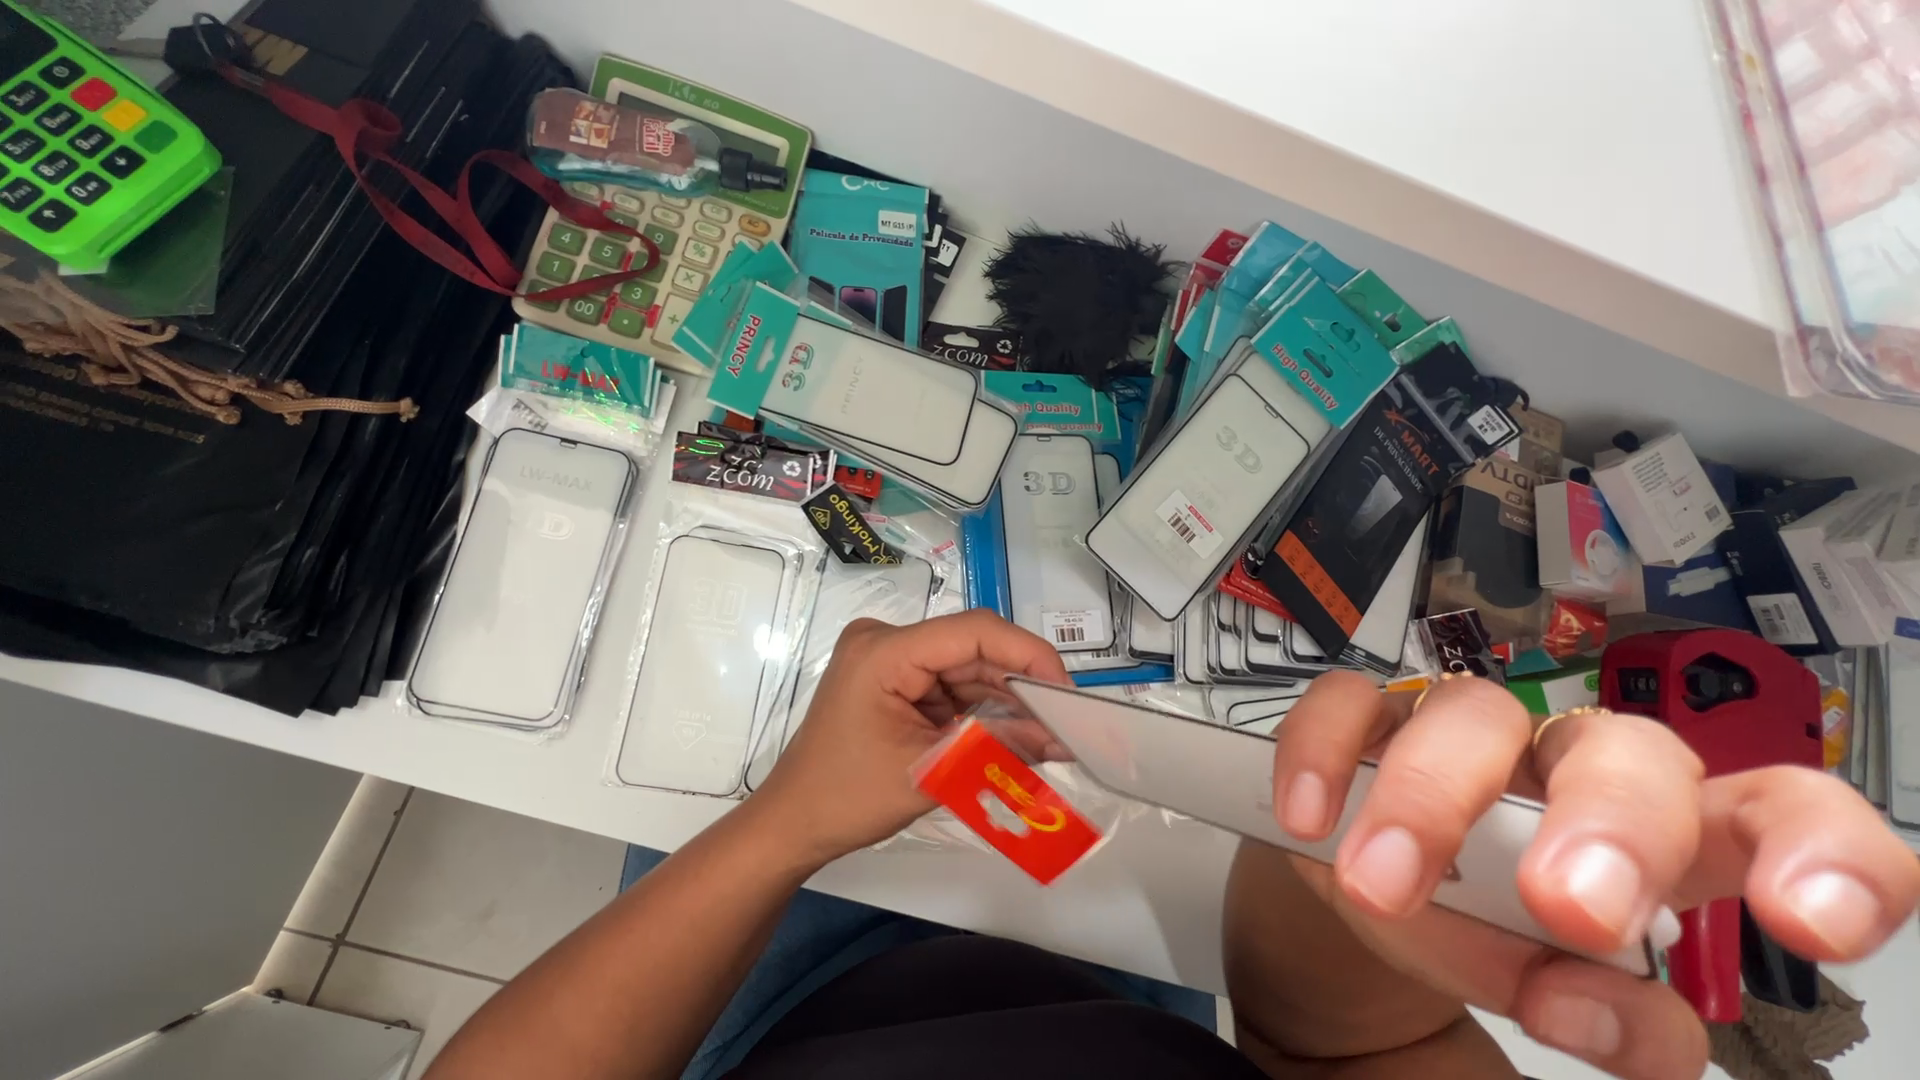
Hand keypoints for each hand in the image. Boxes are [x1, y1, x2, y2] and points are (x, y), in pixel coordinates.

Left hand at [750, 609, 1070, 865]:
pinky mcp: (894, 680)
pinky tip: (1015, 731)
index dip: (1028, 654)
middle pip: (972, 649)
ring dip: (1005, 700)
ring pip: (966, 668)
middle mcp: (886, 641)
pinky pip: (949, 685)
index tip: (1067, 692)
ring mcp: (888, 658)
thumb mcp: (930, 772)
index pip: (973, 632)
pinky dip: (981, 709)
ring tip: (1050, 733)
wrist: (792, 824)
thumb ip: (997, 746)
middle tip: (1067, 722)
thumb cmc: (848, 798)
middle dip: (1021, 685)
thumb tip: (1063, 740)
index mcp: (884, 651)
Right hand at [1267, 671, 1919, 1079]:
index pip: (1778, 808)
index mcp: (1662, 832)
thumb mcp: (1548, 991)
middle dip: (1603, 824)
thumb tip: (1598, 1014)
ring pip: (1469, 714)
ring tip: (1381, 887)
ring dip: (1426, 799)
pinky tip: (1309, 818)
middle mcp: (1564, 762)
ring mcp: (1454, 729)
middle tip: (1564, 910)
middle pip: (1620, 750)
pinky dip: (1322, 753)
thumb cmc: (1484, 929)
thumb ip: (1595, 1013)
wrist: (1376, 884)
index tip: (1809, 925)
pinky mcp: (1362, 717)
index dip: (1820, 851)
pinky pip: (1342, 705)